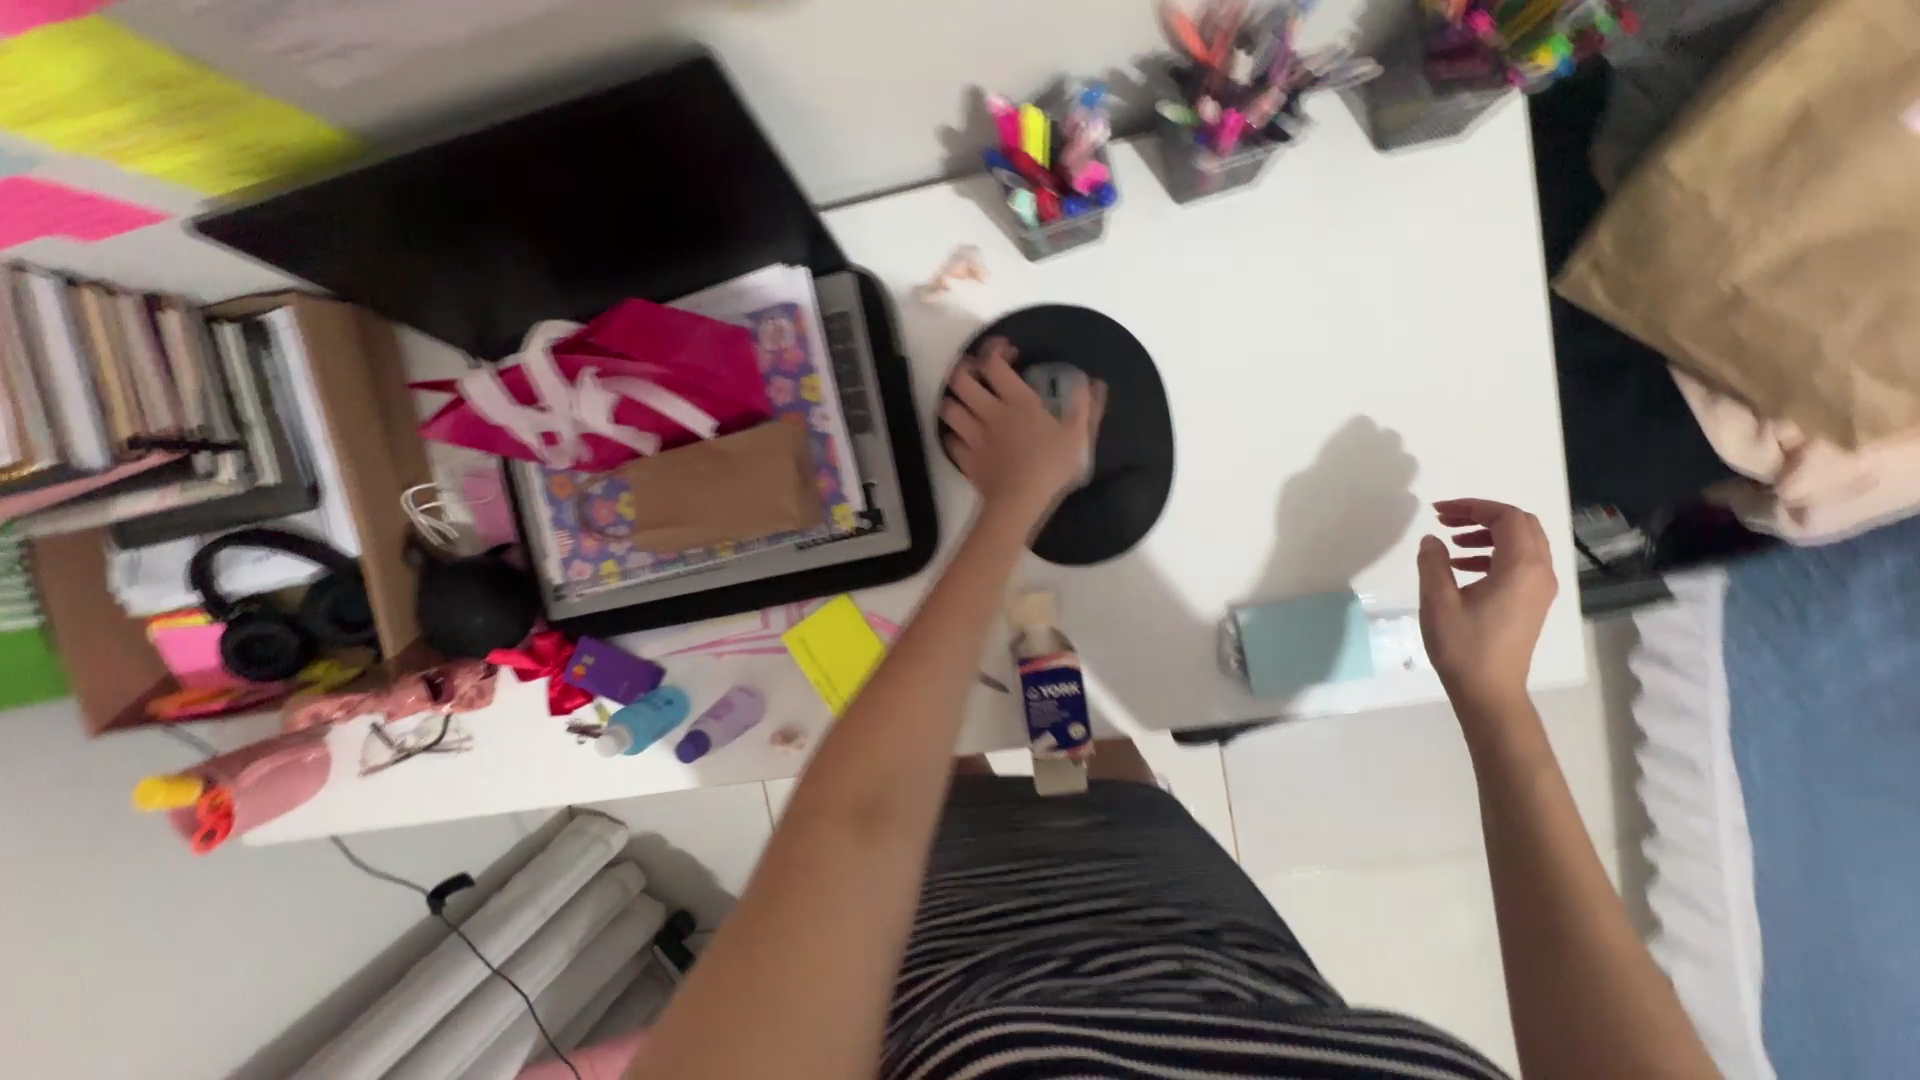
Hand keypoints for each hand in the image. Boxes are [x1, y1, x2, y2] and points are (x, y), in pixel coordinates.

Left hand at [940, 338, 1102, 527]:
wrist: (1021, 502)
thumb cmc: (1052, 466)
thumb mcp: (1079, 435)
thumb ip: (1086, 405)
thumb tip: (1094, 381)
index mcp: (1018, 402)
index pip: (994, 364)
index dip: (994, 350)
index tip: (1005, 351)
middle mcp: (989, 412)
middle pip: (961, 380)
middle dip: (964, 370)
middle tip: (976, 373)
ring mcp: (973, 436)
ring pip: (948, 407)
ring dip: (953, 400)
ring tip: (963, 402)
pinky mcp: (964, 458)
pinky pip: (949, 440)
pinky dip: (953, 435)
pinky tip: (961, 437)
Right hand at [1417, 498, 1557, 709]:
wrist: (1489, 691)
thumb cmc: (1463, 646)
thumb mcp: (1438, 601)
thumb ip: (1433, 563)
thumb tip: (1432, 540)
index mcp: (1521, 567)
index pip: (1506, 518)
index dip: (1473, 507)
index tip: (1439, 511)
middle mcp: (1540, 573)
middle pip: (1521, 525)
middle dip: (1483, 516)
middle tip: (1446, 521)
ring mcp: (1540, 589)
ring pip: (1522, 544)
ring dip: (1488, 535)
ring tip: (1451, 543)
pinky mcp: (1532, 603)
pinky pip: (1520, 564)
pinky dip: (1493, 554)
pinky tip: (1462, 567)